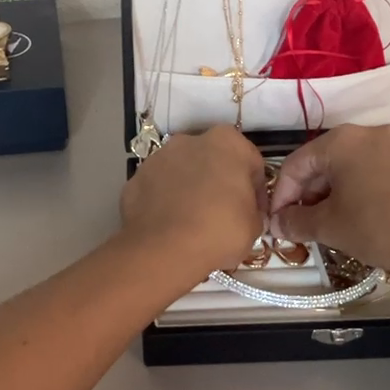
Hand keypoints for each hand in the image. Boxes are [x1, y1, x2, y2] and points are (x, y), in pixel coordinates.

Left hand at [120, 127, 267, 276]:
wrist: (163, 249)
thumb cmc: (220, 230)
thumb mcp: (254, 224)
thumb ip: (253, 210)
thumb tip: (245, 213)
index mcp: (227, 142)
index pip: (251, 162)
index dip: (255, 190)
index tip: (254, 212)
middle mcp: (189, 141)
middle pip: (212, 161)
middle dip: (218, 182)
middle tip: (223, 214)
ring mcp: (157, 158)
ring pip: (181, 172)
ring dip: (189, 189)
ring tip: (192, 221)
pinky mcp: (134, 178)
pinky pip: (158, 189)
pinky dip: (164, 201)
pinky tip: (170, 225)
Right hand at [269, 124, 389, 279]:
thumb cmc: (383, 226)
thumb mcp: (331, 228)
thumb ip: (296, 222)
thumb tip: (277, 223)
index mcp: (340, 141)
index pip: (294, 165)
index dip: (281, 197)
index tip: (278, 224)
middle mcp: (367, 133)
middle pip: (323, 162)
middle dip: (308, 195)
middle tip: (303, 226)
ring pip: (351, 167)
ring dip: (334, 194)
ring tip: (333, 224)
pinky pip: (376, 171)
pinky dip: (361, 191)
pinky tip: (364, 217)